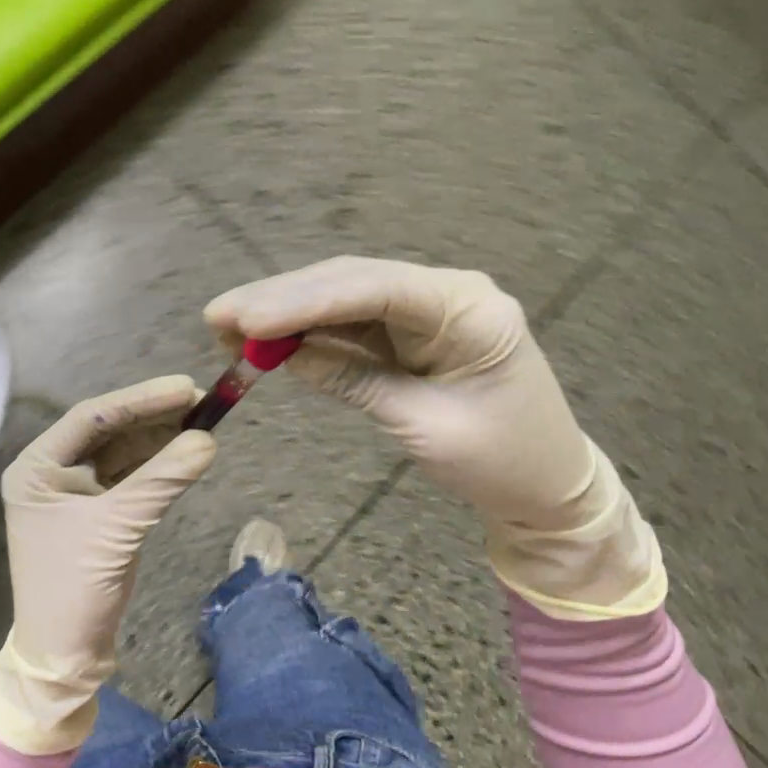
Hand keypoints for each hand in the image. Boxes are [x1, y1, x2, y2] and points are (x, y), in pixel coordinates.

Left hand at [0, 376, 216, 753]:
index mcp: (36, 468)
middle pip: (108, 431)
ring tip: (203, 421)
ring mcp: (76, 495)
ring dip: (160, 439)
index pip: (90, 417)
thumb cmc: (73, 588)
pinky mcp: (99, 516)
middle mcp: (52, 474)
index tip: (186, 388)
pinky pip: (131, 480)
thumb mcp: (116, 529)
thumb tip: (208, 441)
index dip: (140, 399)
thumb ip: (160, 482)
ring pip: (122, 454)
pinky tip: (187, 453)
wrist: (65, 655)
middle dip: (153, 417)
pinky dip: (158, 468)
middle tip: (202, 401)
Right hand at [205, 256, 662, 619]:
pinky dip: (308, 330)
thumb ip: (354, 381)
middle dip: (282, 299)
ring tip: (226, 326)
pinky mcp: (412, 331)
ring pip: (345, 296)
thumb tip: (284, 356)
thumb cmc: (503, 463)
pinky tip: (267, 338)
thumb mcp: (424, 426)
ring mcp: (428, 310)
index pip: (377, 288)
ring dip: (287, 311)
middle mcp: (447, 293)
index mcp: (469, 309)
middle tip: (217, 317)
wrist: (549, 486)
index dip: (306, 300)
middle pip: (353, 281)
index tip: (247, 320)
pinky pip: (353, 322)